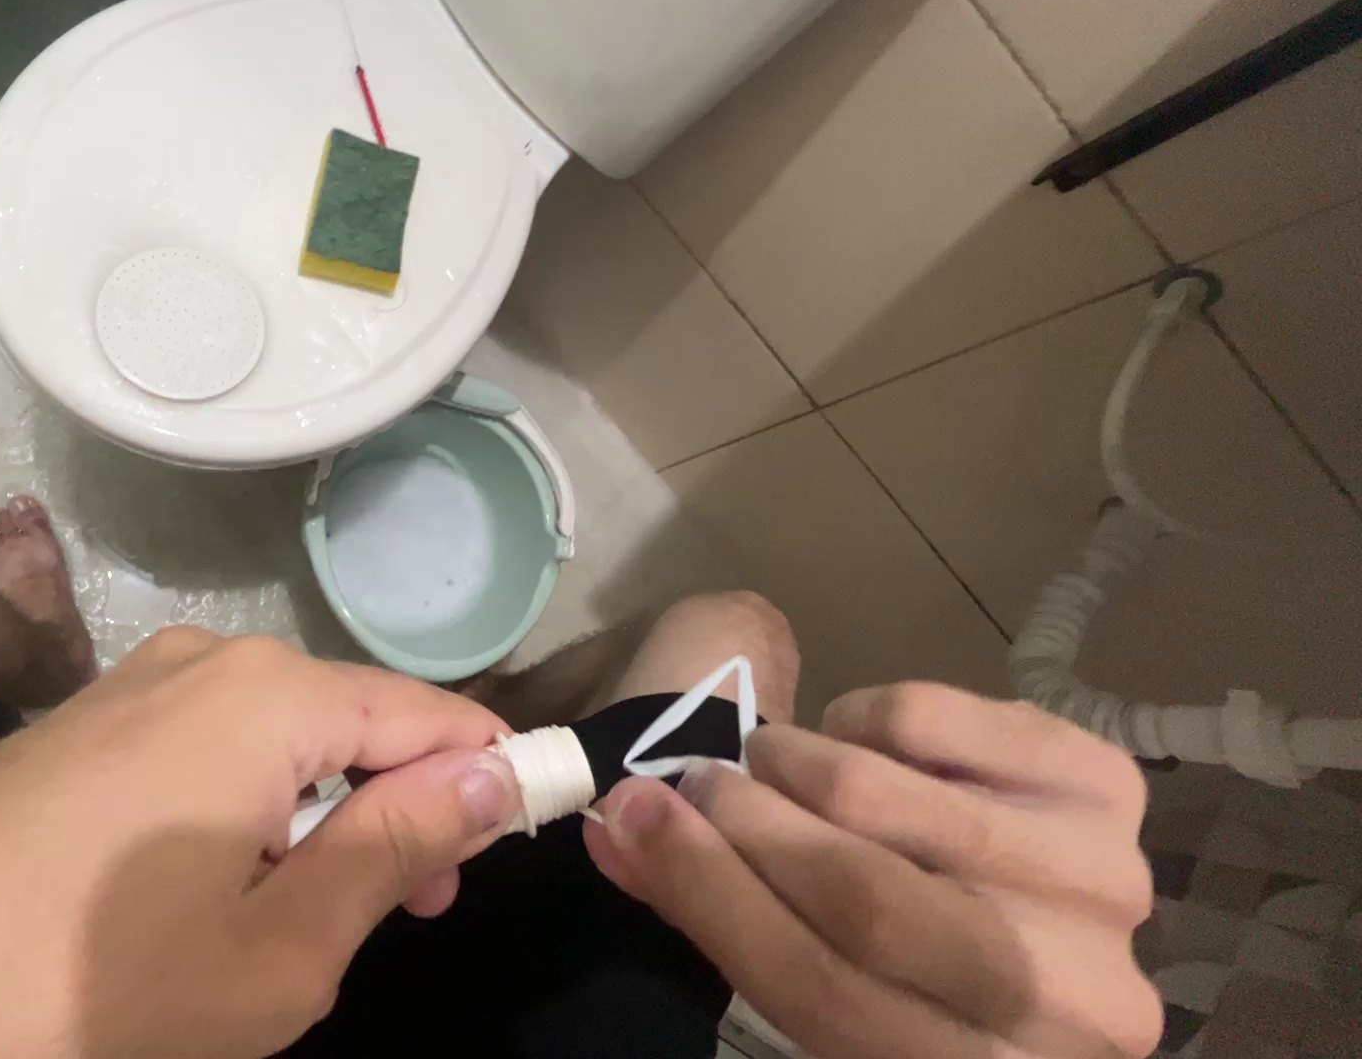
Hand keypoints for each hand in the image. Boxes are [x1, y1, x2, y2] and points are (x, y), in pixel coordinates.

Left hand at [0, 627, 521, 1058]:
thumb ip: (400, 847)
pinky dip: (259, 797)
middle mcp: (215, 657)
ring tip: (320, 902)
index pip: (425, 714)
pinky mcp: (101, 713)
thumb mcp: (282, 945)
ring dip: (327, 805)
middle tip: (418, 900)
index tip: (528, 820)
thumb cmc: (92, 988)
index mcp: (272, 693)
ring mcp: (148, 678)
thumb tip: (496, 780)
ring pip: (286, 731)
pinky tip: (233, 870)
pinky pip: (220, 740)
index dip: (489, 765)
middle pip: (354, 718)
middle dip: (402, 800)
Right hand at [584, 683, 1160, 1058]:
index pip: (817, 988)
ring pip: (874, 792)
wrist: (1008, 905)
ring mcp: (1107, 888)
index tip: (632, 812)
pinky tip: (866, 748)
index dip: (708, 889)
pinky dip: (853, 715)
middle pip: (861, 897)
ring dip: (788, 760)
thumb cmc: (885, 953)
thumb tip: (614, 821)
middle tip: (705, 781)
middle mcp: (1078, 1005)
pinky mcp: (1102, 782)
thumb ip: (696, 896)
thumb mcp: (791, 956)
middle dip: (743, 817)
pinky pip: (916, 716)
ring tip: (778, 765)